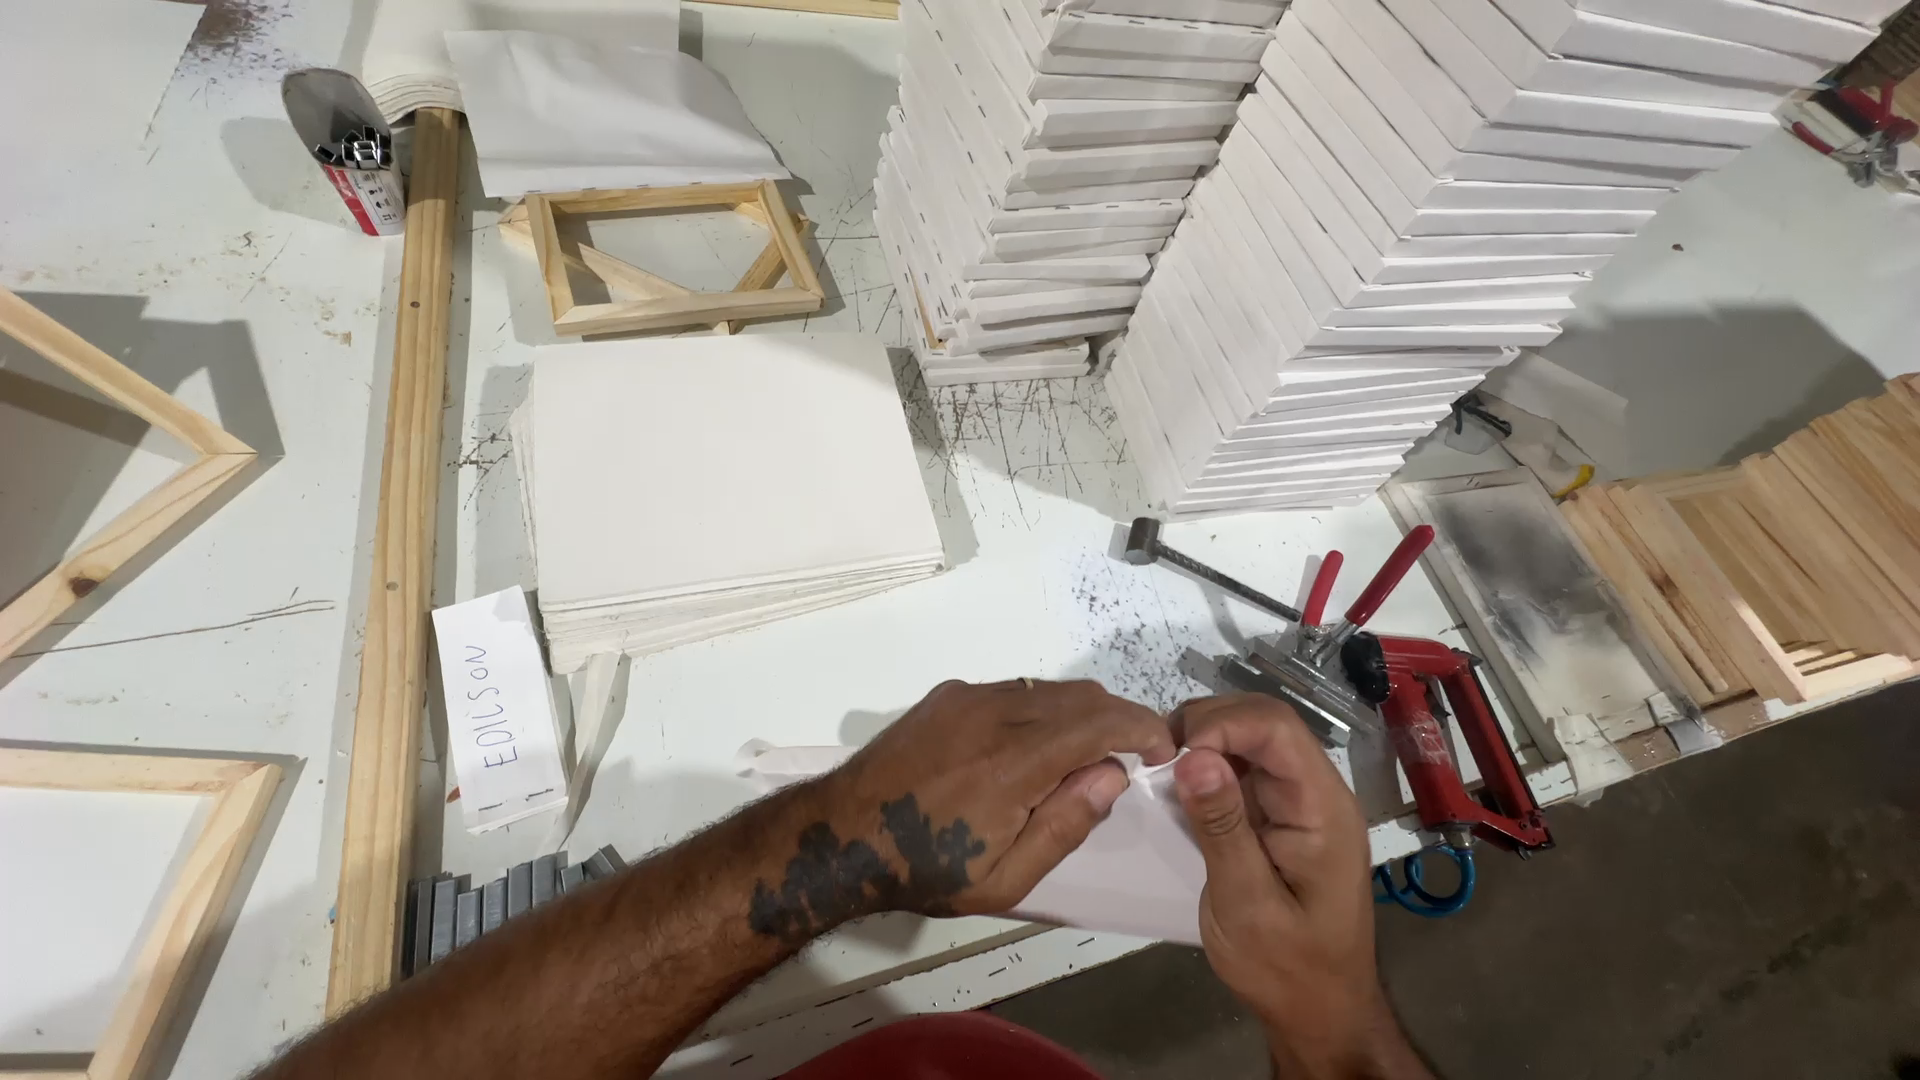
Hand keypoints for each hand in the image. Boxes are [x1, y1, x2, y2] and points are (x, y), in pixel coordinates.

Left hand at [807, 679, 1174, 920]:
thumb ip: (1066, 824)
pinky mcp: (948, 693)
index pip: (1099, 721)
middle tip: (1129, 755)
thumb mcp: (1006, 877)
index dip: (1142, 727)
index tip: (1163, 747)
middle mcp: (995, 712)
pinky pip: (1013, 689)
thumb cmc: (929, 868)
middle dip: (1117, 718)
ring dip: (1078, 712)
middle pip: (1079, 695)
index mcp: (1015, 761)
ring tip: (1079, 754)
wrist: (844, 833)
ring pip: (1047, 688)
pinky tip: (1029, 744)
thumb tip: (1112, 774)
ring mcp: (968, 695)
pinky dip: (1040, 708)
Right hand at [1170, 695, 1430, 1079]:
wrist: (1317, 1012)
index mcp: (1322, 808)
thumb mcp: (1246, 904)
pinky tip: (1177, 786)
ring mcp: (1292, 799)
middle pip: (1261, 720)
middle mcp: (1313, 791)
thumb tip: (1192, 756)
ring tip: (1161, 770)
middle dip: (1205, 724)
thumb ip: (1222, 827)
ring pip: (1246, 735)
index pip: (1276, 728)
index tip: (1173, 754)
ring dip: (1200, 740)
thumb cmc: (1287, 968)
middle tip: (1157, 759)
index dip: (1221, 723)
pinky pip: (1237, 764)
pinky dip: (1202, 763)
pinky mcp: (1272, 811)